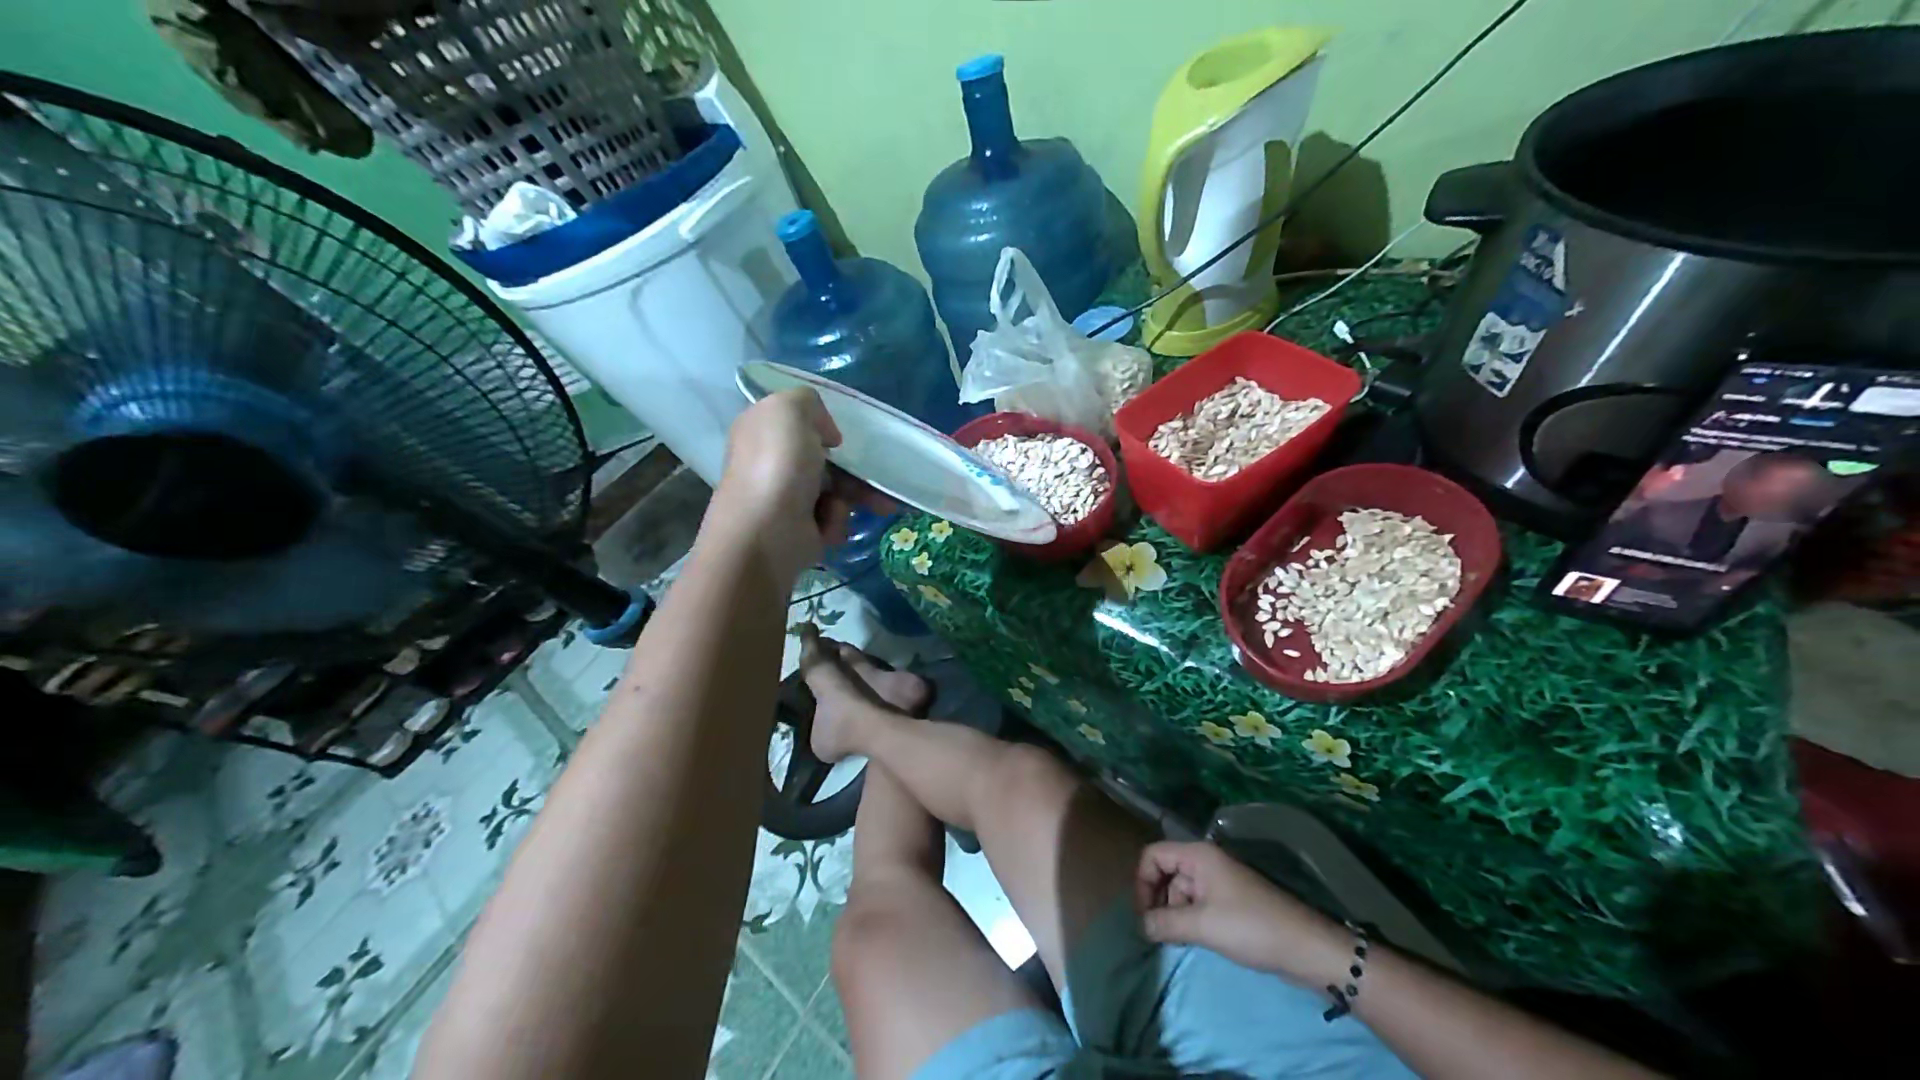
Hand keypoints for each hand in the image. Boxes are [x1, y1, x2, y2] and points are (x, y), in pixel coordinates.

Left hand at [708, 389, 886, 582]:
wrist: (766, 533)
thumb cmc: (778, 466)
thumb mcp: (789, 410)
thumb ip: (808, 402)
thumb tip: (825, 435)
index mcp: (762, 430)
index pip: (797, 421)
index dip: (822, 425)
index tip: (840, 436)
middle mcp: (771, 461)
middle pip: (824, 457)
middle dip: (854, 467)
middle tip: (878, 474)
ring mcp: (785, 497)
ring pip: (835, 488)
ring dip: (856, 495)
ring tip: (881, 505)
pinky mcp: (800, 528)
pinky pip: (831, 517)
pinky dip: (836, 520)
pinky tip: (829, 525)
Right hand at [1135, 840, 1349, 982]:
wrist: (1306, 948)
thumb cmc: (1251, 928)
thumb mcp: (1202, 925)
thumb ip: (1165, 922)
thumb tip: (1141, 925)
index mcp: (1197, 855)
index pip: (1152, 855)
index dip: (1142, 882)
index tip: (1144, 915)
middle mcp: (1205, 862)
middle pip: (1165, 872)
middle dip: (1157, 900)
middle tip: (1159, 932)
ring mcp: (1219, 881)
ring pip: (1180, 890)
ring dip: (1173, 914)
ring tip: (1177, 940)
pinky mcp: (1230, 902)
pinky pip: (1197, 903)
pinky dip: (1189, 919)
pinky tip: (1193, 940)